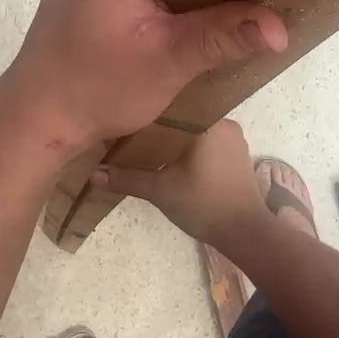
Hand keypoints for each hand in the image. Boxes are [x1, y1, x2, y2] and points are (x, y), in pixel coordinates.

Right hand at [91, 120, 266, 245]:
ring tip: (150, 144)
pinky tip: (174, 158)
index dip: (151, 111)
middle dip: (162, 126)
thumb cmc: (203, 203)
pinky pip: (209, 141)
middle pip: (185, 117)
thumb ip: (128, 178)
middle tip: (134, 131)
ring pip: (197, 130)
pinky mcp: (238, 155)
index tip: (130, 115)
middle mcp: (225, 122)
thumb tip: (94, 174)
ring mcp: (234, 139)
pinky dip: (192, 147)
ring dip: (178, 138)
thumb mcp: (160, 190)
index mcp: (208, 121)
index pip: (174, 105)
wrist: (245, 232)